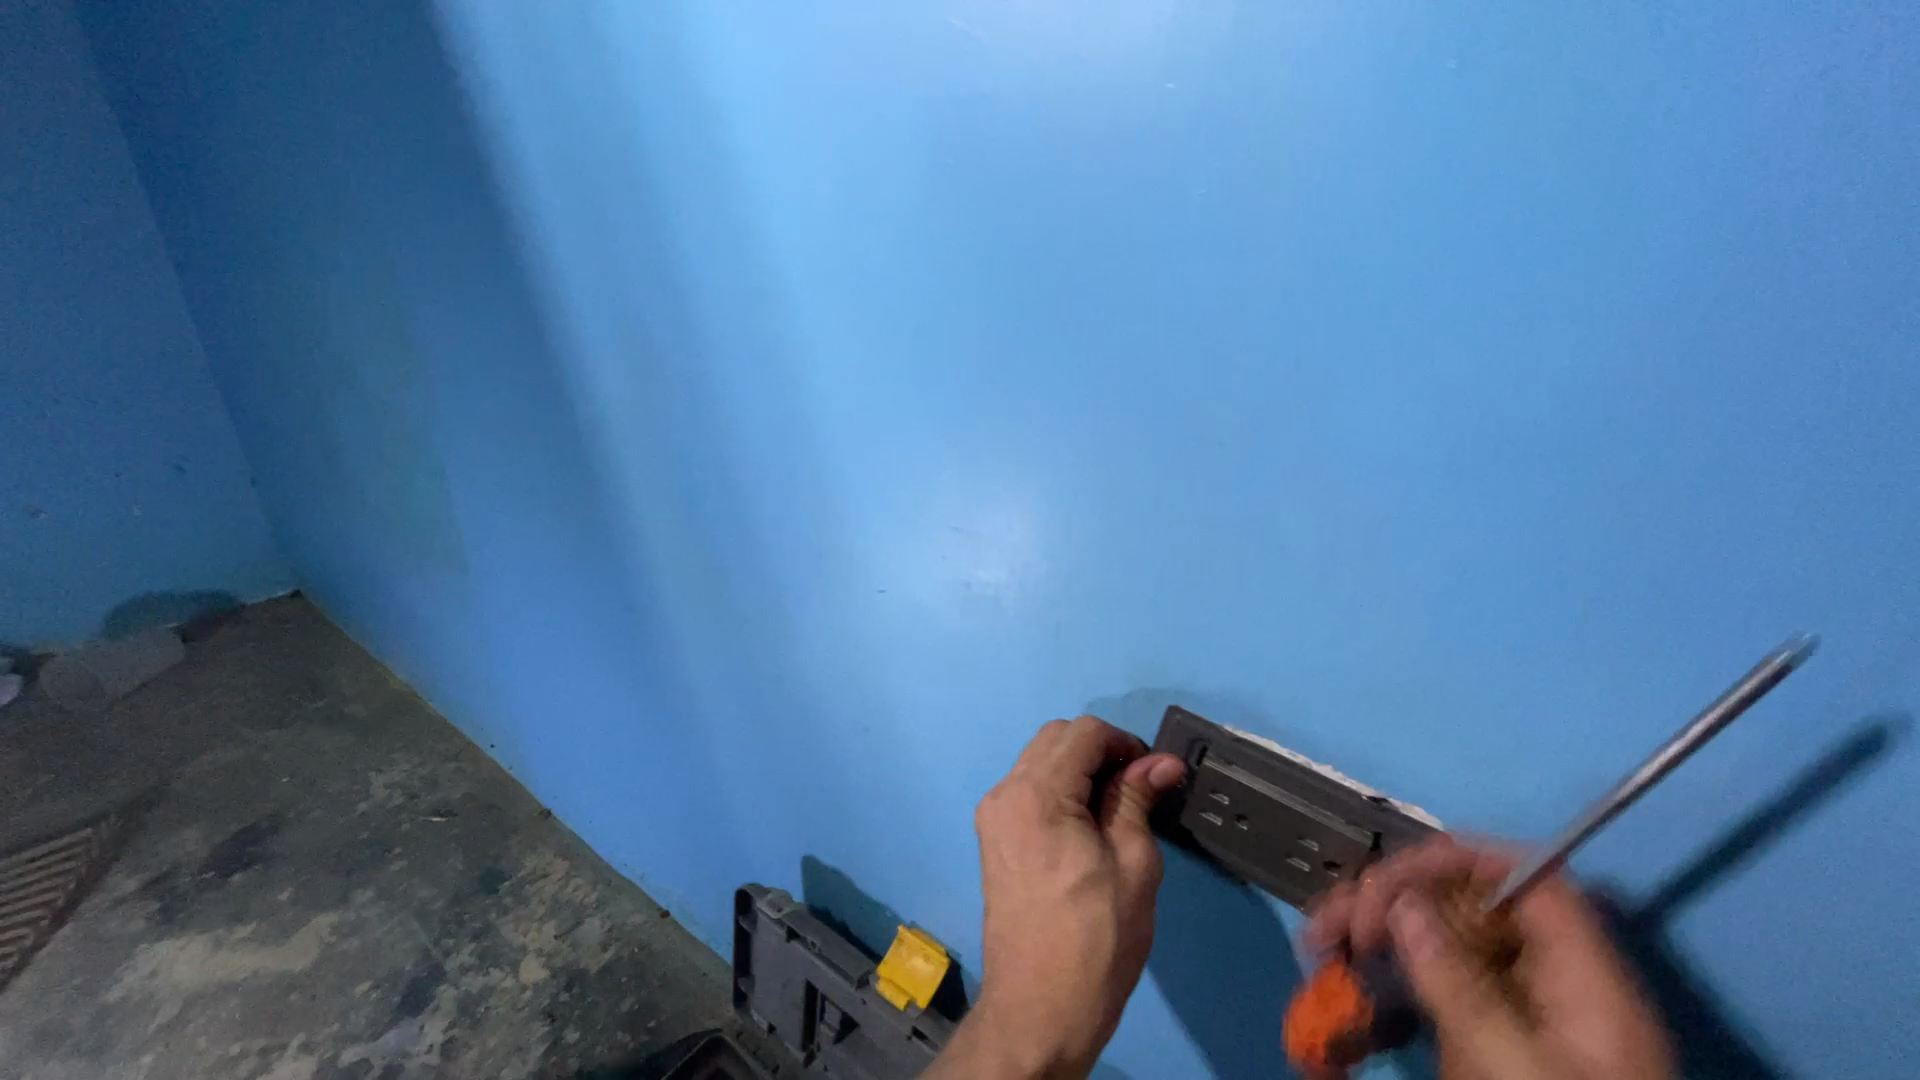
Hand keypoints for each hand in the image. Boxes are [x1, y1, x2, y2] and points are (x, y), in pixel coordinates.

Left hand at [926, 716, 1185, 1079]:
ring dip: (1078, 769)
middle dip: (1100, 751)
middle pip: (1055, 738)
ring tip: (1115, 810)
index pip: (1082, 732)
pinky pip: (1027, 789)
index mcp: (1036, 793)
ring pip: (1039, 761)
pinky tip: (1085, 826)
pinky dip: (1059, 789)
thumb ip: (1138, 800)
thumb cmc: (1095, 939)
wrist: (1038, 1009)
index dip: (1124, 743)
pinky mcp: (993, 837)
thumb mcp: (1133, 864)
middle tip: (1137, 790)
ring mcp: (993, 815)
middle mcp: (1004, 793)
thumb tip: (1161, 762)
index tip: (1152, 776)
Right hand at [1305, 837, 1674, 1079]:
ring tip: (1318, 946)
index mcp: (1582, 979)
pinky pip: (1427, 987)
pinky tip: (1341, 986)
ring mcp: (1514, 1014)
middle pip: (1468, 905)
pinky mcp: (1485, 1042)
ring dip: (1373, 932)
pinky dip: (1382, 979)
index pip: (1529, 879)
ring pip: (1437, 940)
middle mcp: (1547, 983)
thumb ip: (1459, 985)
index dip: (1460, 859)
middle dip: (1392, 898)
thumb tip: (1404, 904)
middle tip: (1334, 923)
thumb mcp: (1512, 1067)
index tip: (1390, 875)